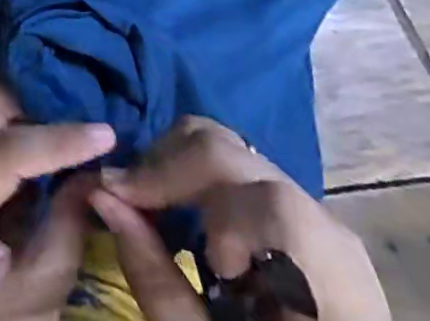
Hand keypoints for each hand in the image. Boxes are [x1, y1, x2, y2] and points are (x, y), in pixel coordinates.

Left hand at [0, 85, 116, 320]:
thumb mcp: (35, 290)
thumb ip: (68, 226)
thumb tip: (99, 172)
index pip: (8, 149)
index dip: (61, 138)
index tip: (108, 133)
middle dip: (43, 107)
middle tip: (91, 120)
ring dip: (30, 110)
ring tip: (76, 126)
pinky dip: (15, 122)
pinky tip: (47, 139)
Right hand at [88, 117, 390, 320]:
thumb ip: (156, 280)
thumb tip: (102, 196)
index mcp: (322, 275)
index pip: (257, 194)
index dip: (183, 184)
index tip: (122, 201)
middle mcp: (326, 226)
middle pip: (234, 151)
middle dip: (167, 162)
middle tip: (126, 196)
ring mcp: (318, 215)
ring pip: (234, 150)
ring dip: (179, 163)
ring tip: (149, 201)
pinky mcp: (304, 216)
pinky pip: (242, 171)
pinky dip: (199, 177)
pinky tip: (180, 211)